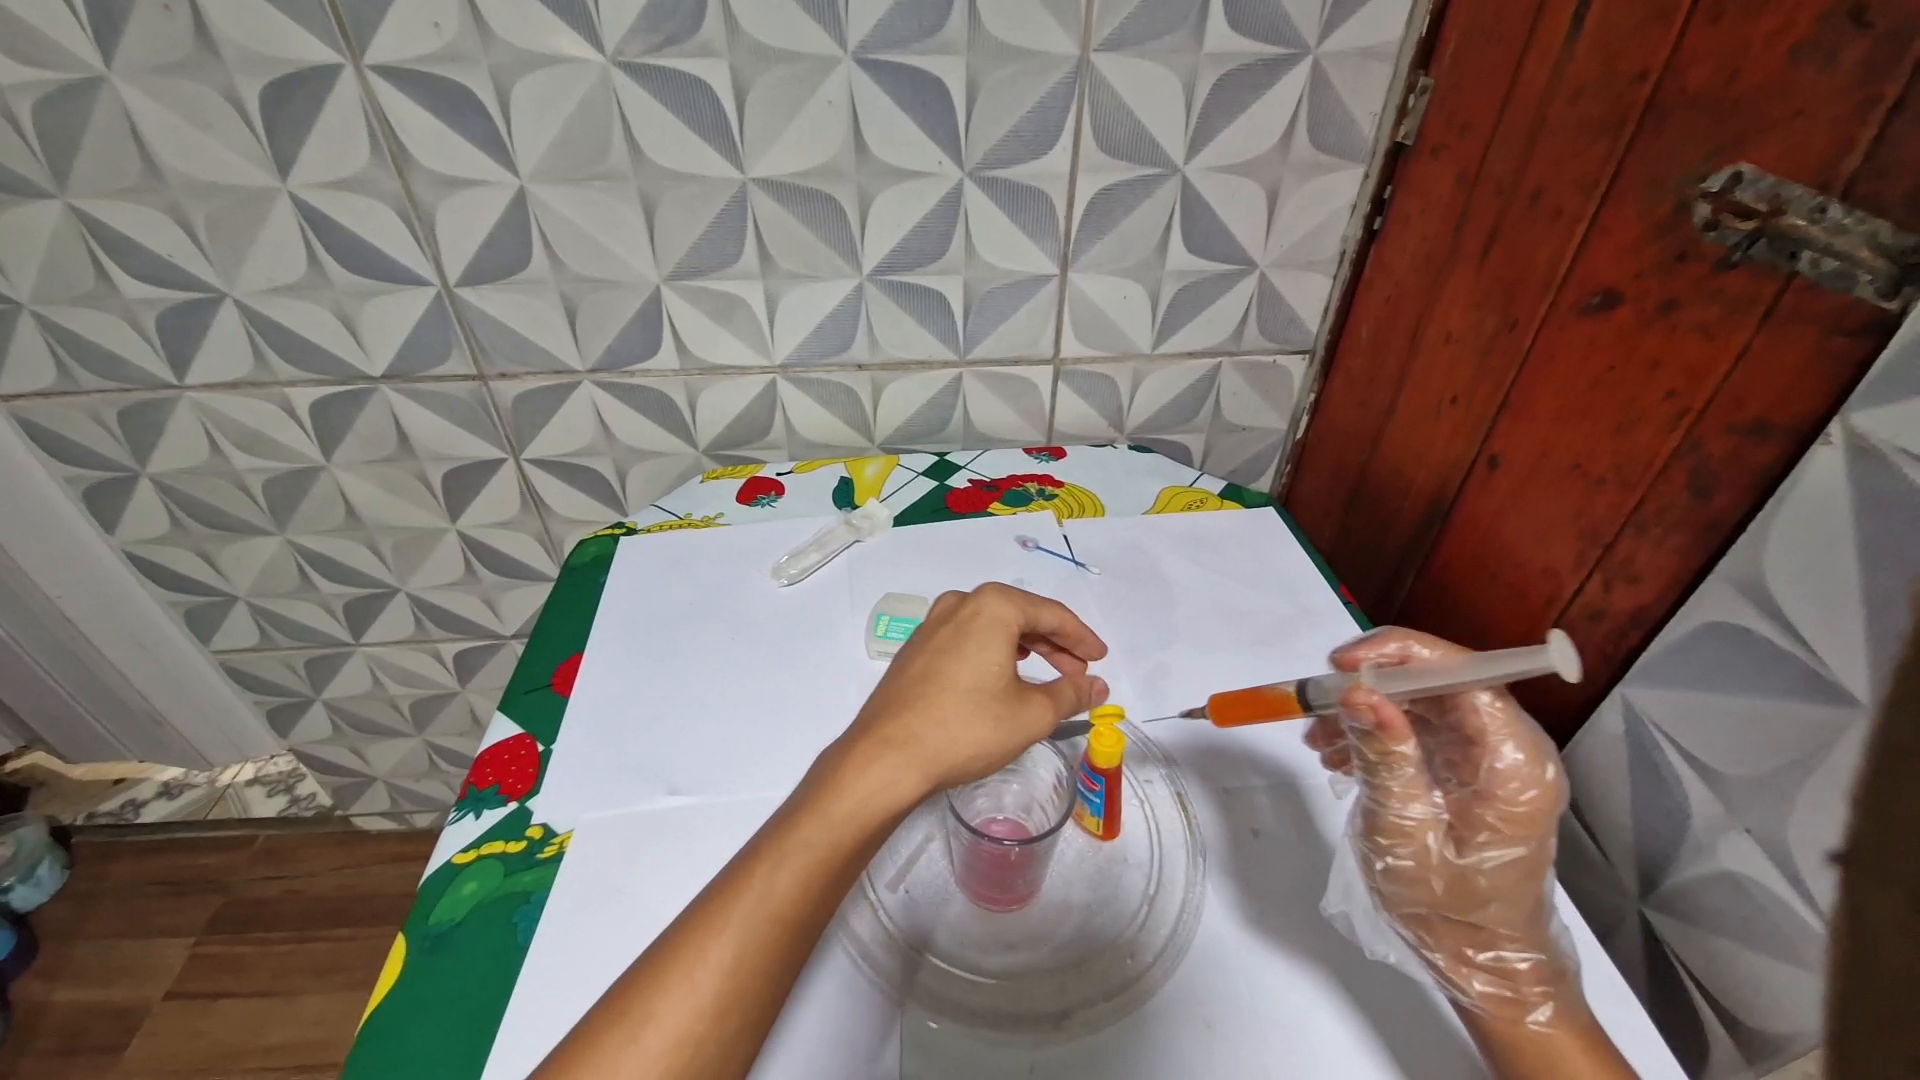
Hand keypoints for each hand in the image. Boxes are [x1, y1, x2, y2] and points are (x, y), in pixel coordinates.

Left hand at [837, 583, 1108, 802]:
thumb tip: (1098, 686)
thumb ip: (1071, 693)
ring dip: (1025, 649)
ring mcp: (932, 625)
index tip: (1101, 659)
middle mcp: (960, 603)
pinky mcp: (916, 650)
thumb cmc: (967, 728)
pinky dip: (994, 655)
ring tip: (1048, 677)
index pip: (1051, 614)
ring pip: (992, 628)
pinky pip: (968, 640)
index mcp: (992, 606)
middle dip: (1055, 644)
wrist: (887, 757)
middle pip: (1021, 616)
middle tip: (1080, 673)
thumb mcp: (1031, 714)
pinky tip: (1004, 679)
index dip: (1081, 638)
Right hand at [1304, 627, 1580, 1027]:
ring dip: (1365, 711)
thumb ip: (1385, 758)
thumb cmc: (1449, 910)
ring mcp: (1487, 760)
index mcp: (1512, 762)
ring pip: (1420, 703)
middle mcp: (1508, 749)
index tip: (1341, 666)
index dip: (1401, 654)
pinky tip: (1339, 758)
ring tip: (1319, 741)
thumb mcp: (1405, 834)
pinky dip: (1373, 734)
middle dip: (1371, 686)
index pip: (1464, 673)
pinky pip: (1416, 730)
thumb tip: (1358, 692)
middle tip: (1315, 706)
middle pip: (1438, 682)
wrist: (1482, 964)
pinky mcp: (1466, 772)